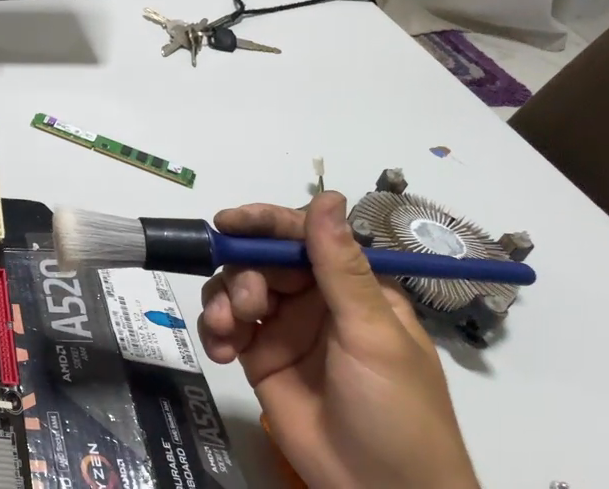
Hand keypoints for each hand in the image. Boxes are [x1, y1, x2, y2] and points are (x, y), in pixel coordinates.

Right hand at [198, 192, 477, 488]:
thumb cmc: (396, 412)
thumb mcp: (372, 336)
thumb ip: (339, 267)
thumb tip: (327, 196)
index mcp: (351, 288)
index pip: (302, 236)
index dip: (265, 223)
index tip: (229, 223)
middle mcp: (314, 300)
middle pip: (260, 259)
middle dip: (241, 272)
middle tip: (246, 304)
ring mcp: (283, 329)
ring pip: (234, 288)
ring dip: (221, 302)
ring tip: (226, 331)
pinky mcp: (257, 357)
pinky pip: (222, 325)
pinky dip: (212, 330)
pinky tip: (218, 350)